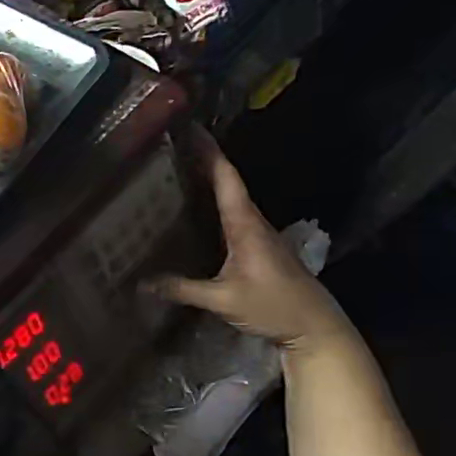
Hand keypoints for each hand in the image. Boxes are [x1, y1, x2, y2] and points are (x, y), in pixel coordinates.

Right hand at [143, 130, 350, 351]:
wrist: (313, 325)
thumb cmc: (273, 305)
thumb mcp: (222, 300)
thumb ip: (182, 289)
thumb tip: (142, 282)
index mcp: (245, 225)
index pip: (226, 179)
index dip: (209, 153)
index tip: (190, 130)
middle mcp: (252, 222)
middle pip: (226, 182)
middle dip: (201, 162)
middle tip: (171, 148)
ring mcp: (255, 234)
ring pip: (228, 199)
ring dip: (206, 183)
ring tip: (175, 174)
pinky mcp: (255, 247)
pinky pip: (228, 217)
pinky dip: (210, 206)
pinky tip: (193, 213)